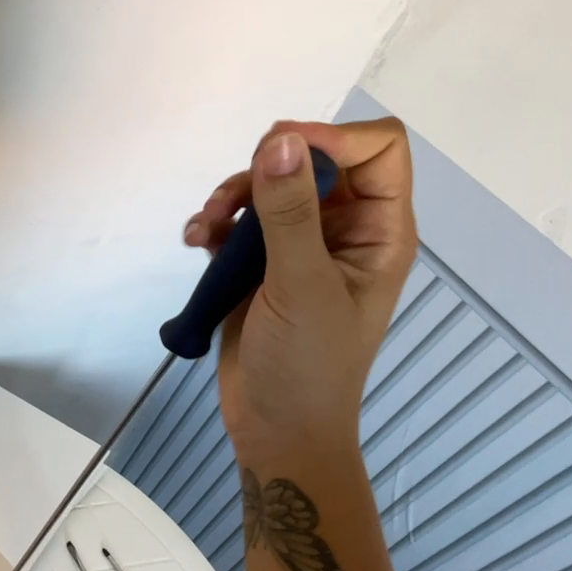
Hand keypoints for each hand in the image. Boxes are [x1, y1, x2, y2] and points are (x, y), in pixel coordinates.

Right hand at [183, 119, 417, 463]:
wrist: (275, 430)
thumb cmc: (306, 366)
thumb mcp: (301, 286)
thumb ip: (290, 214)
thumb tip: (279, 140)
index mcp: (377, 232)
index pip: (375, 151)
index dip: (331, 140)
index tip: (277, 154)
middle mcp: (342, 234)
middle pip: (311, 166)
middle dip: (265, 173)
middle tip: (226, 201)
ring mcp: (297, 254)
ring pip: (268, 195)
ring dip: (230, 201)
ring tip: (202, 227)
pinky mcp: (257, 275)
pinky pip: (237, 231)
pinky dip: (214, 228)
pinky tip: (194, 241)